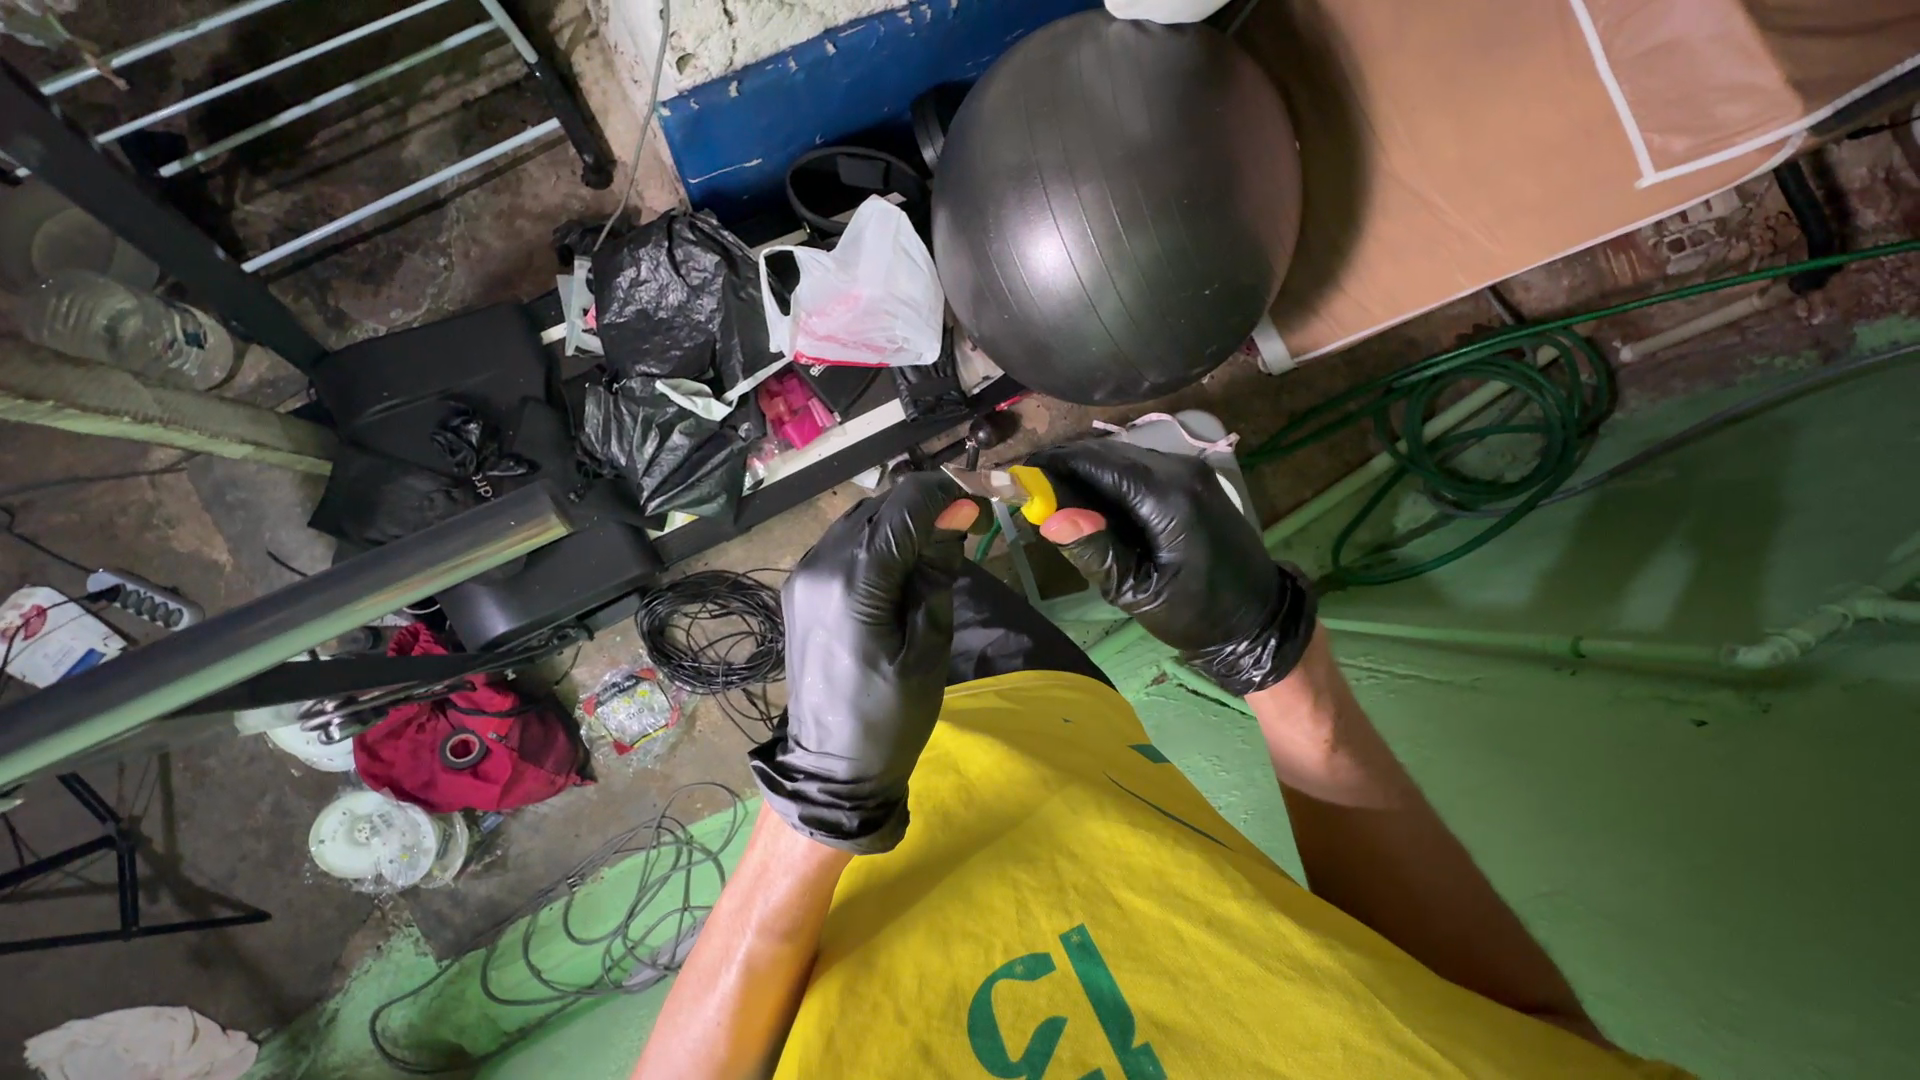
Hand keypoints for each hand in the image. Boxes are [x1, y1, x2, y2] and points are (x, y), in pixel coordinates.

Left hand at [747, 473, 976, 853]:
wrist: (832, 766)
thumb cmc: (892, 716)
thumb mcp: (930, 647)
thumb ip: (937, 571)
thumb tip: (955, 514)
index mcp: (853, 583)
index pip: (903, 507)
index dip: (944, 496)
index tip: (976, 508)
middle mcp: (818, 566)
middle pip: (878, 507)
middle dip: (922, 508)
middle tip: (960, 531)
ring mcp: (802, 576)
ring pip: (858, 521)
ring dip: (897, 523)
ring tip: (931, 554)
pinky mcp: (798, 589)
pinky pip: (841, 545)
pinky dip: (874, 543)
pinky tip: (895, 570)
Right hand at [1027, 440, 1315, 694]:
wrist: (1257, 618)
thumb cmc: (1196, 613)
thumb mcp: (1138, 591)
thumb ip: (1094, 550)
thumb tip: (1048, 517)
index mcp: (1167, 496)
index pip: (1094, 463)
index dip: (1051, 466)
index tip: (1015, 478)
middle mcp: (1179, 469)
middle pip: (1105, 454)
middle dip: (1062, 467)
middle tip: (1027, 491)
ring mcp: (1188, 470)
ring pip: (1120, 458)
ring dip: (1083, 472)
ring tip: (1050, 498)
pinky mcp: (1191, 479)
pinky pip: (1137, 469)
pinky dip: (1106, 480)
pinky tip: (1088, 503)